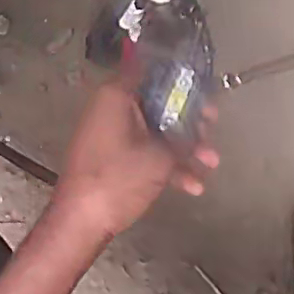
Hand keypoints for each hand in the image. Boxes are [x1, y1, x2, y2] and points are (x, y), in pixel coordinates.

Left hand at [48, 72, 219, 238]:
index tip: (205, 88)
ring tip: (211, 161)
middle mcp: (112, 109)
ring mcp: (111, 135)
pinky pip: (145, 153)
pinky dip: (167, 166)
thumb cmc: (118, 179)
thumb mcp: (159, 156)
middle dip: (189, 119)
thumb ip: (181, 135)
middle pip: (157, 104)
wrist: (81, 222)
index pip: (151, 72)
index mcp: (116, 96)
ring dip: (184, 147)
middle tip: (212, 126)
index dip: (180, 79)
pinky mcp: (113, 159)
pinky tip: (194, 186)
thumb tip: (196, 121)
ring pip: (155, 132)